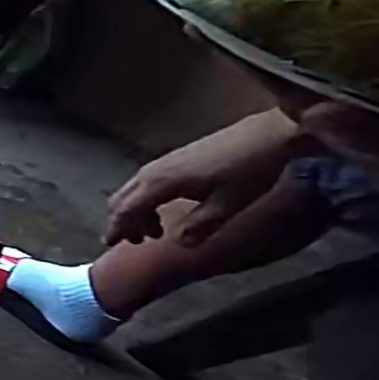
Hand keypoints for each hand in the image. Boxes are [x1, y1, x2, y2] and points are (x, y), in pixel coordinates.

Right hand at [104, 109, 305, 246]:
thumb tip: (181, 244)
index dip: (118, 229)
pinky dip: (142, 201)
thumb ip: (201, 225)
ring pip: (129, 192)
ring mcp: (157, 165)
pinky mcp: (168, 161)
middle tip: (135, 241)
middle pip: (120, 200)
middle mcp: (150, 173)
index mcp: (160, 184)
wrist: (267, 135)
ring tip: (155, 230)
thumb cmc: (249, 170)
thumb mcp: (229, 203)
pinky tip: (164, 209)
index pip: (126, 211)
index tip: (111, 244)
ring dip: (134, 213)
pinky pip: (141, 185)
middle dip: (121, 222)